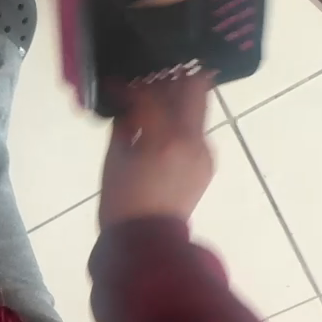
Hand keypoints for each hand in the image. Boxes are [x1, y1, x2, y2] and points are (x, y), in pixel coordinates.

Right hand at [100, 72, 215, 226]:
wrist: (147, 240)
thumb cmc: (121, 202)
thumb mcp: (114, 160)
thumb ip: (124, 126)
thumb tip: (128, 107)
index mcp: (162, 139)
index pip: (149, 96)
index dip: (130, 87)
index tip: (116, 84)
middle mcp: (191, 139)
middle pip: (193, 87)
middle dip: (170, 80)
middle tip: (148, 85)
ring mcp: (203, 151)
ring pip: (197, 109)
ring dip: (176, 103)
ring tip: (152, 110)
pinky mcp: (207, 163)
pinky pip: (195, 133)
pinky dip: (179, 127)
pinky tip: (160, 140)